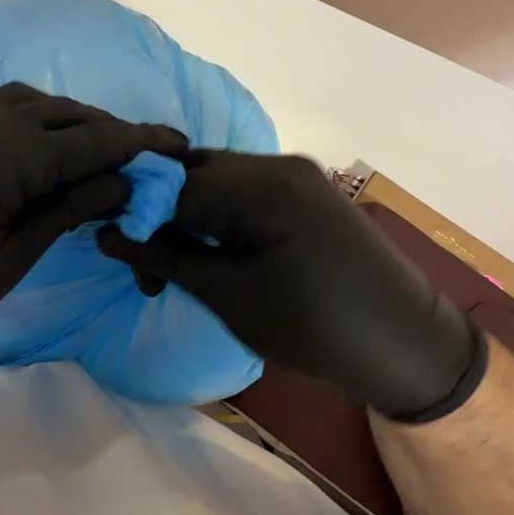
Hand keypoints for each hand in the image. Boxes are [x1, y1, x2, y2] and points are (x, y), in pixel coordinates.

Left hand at [0, 83, 189, 392]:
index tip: (181, 146)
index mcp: (7, 153)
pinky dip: (25, 116)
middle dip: (107, 131)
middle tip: (143, 156)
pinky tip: (37, 143)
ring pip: (27, 102)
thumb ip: (68, 209)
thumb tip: (123, 184)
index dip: (140, 144)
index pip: (91, 141)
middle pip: (63, 114)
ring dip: (65, 120)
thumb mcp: (13, 256)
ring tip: (93, 151)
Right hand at [95, 150, 485, 422]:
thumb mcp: (227, 295)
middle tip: (140, 268)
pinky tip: (204, 257)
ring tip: (168, 273)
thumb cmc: (314, 326)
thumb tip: (105, 234)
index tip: (103, 242)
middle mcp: (277, 165)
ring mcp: (295, 177)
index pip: (170, 181)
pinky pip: (239, 196)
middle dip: (156, 216)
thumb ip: (162, 257)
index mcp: (261, 184)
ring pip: (211, 185)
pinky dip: (213, 222)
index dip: (130, 209)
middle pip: (189, 175)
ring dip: (182, 221)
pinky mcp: (304, 196)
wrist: (410, 348)